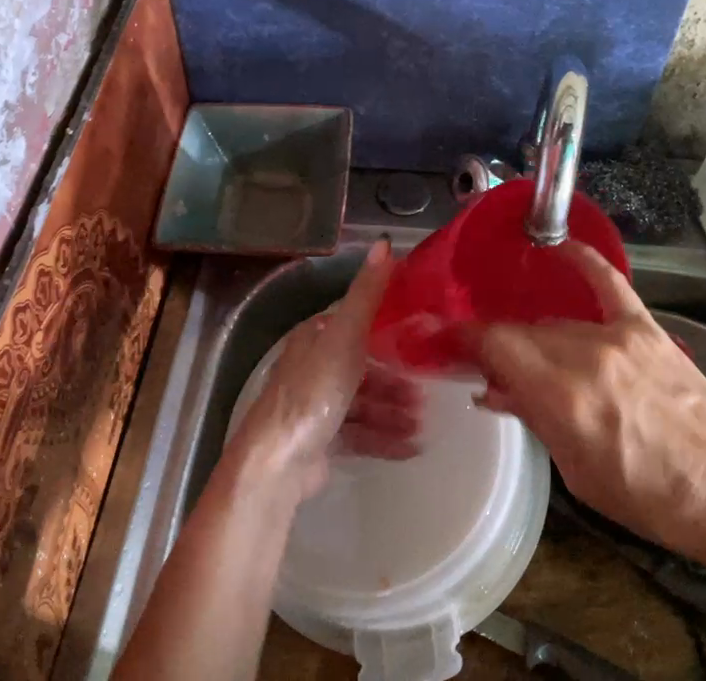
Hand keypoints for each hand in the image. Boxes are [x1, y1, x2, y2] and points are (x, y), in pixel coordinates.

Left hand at [232, 239, 418, 495]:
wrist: (277, 463)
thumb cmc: (313, 392)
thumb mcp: (345, 337)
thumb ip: (367, 294)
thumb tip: (383, 242)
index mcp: (314, 338)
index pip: (357, 327)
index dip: (389, 334)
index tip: (422, 342)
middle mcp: (312, 367)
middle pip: (363, 368)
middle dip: (396, 381)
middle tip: (427, 394)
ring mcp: (315, 406)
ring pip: (363, 402)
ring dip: (393, 412)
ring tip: (423, 425)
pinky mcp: (319, 441)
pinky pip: (359, 433)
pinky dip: (384, 438)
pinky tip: (411, 448)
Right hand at [474, 241, 705, 561]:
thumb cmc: (648, 498)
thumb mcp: (577, 473)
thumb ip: (535, 419)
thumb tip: (494, 390)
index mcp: (562, 396)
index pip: (495, 345)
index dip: (462, 340)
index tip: (442, 342)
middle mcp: (585, 355)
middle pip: (521, 332)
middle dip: (496, 346)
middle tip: (486, 367)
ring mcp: (619, 337)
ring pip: (555, 321)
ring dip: (533, 336)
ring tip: (525, 355)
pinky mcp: (648, 330)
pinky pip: (609, 284)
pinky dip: (585, 263)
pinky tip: (562, 248)